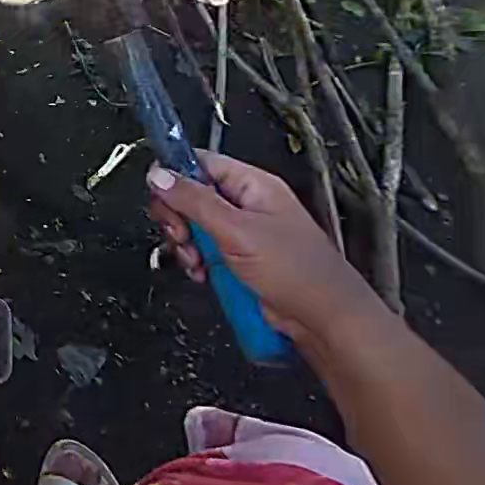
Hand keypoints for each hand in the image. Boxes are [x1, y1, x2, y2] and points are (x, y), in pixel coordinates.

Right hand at [148, 151, 386, 344]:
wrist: (325, 322)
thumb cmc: (299, 274)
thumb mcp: (236, 230)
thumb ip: (193, 200)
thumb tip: (158, 175)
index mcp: (251, 184)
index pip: (197, 162)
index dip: (173, 175)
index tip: (162, 197)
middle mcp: (244, 203)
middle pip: (187, 194)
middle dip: (177, 217)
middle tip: (183, 235)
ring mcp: (238, 229)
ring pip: (189, 223)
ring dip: (185, 243)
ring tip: (197, 260)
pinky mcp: (233, 253)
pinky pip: (199, 247)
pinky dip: (194, 259)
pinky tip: (203, 272)